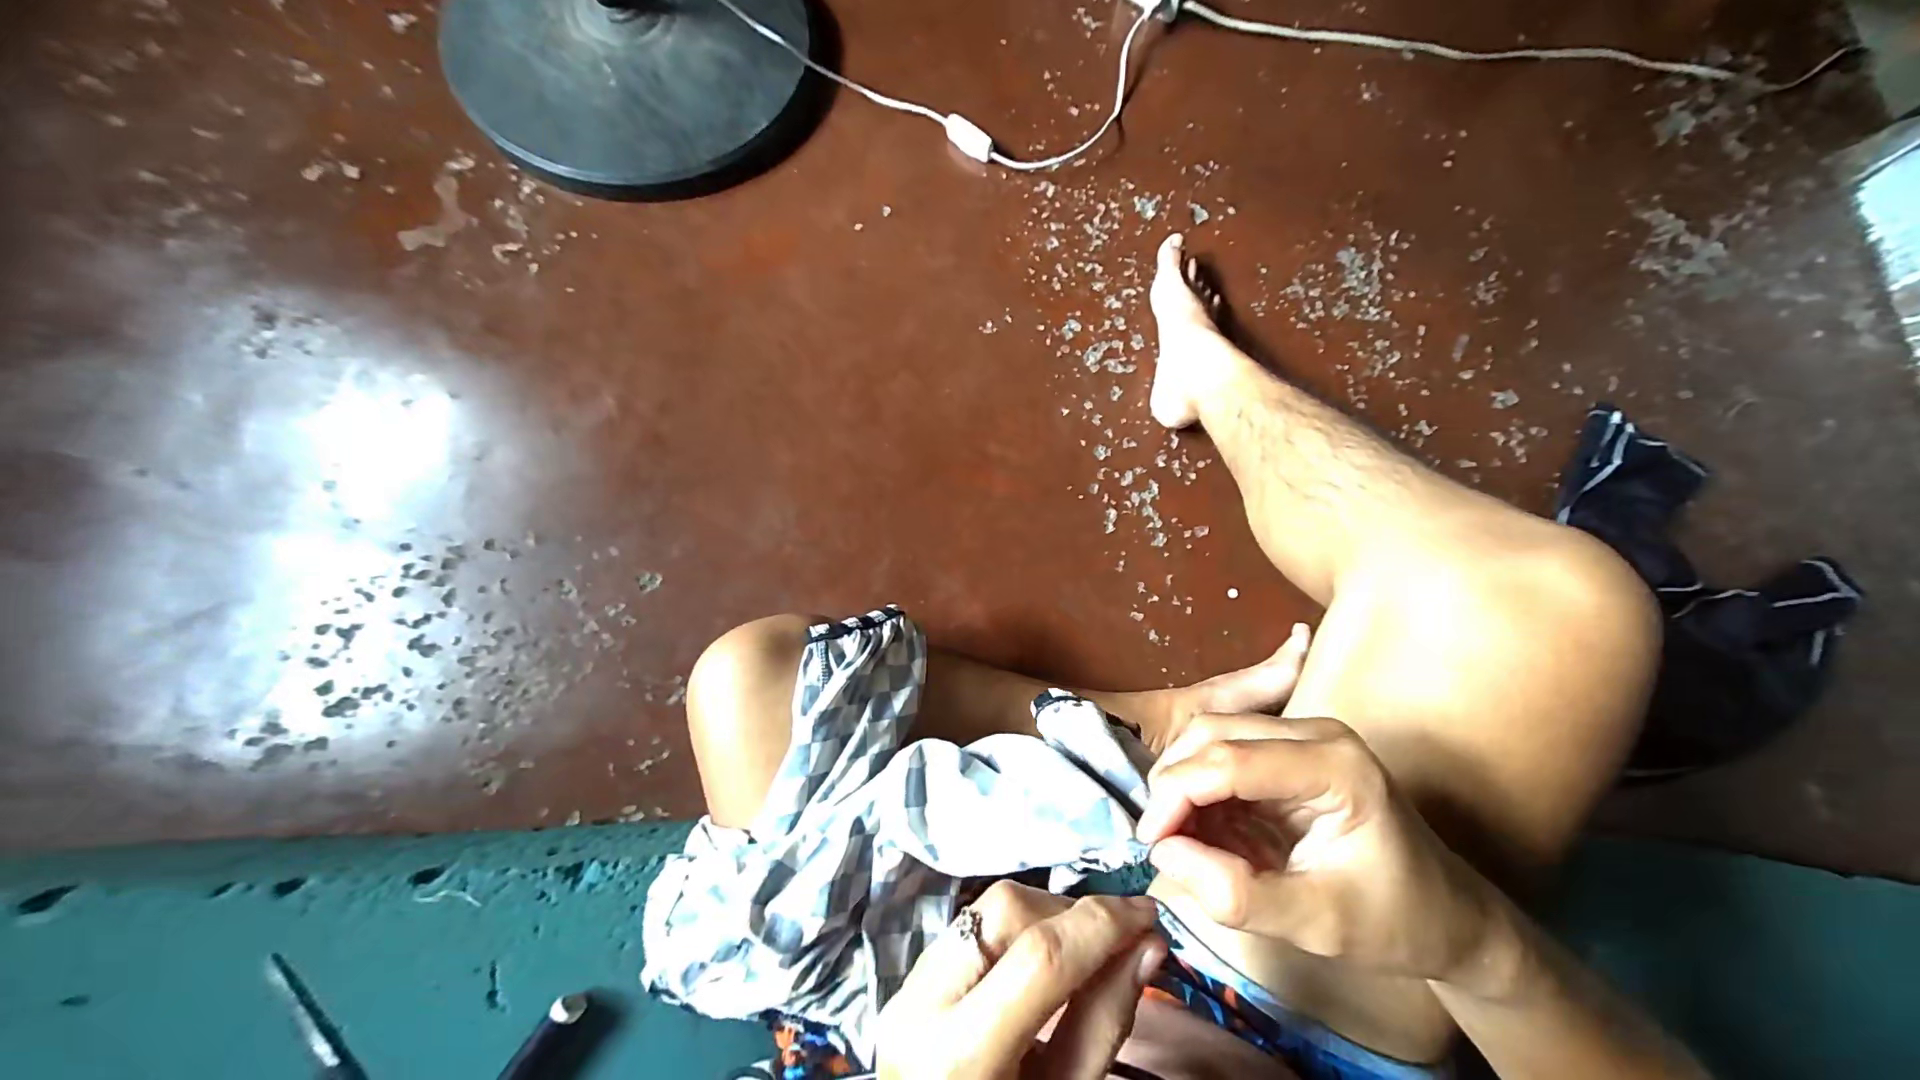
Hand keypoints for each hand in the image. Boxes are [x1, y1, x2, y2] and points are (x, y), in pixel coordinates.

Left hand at [874, 882, 1167, 1079]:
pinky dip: (1018, 928)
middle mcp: (921, 1003)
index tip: (1148, 913)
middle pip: (1007, 910)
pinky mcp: (912, 975)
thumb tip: (1146, 948)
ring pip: (988, 907)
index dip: (1102, 925)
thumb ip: (1103, 1022)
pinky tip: (1045, 959)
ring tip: (1084, 952)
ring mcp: (909, 984)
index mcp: (960, 1055)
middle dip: (1072, 914)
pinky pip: (973, 926)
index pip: (1039, 958)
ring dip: (1047, 915)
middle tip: (1118, 938)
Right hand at [1136, 715, 1502, 988]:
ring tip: (1176, 835)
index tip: (1151, 844)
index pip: (1230, 760)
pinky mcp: (1284, 747)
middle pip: (1212, 734)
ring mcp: (1300, 734)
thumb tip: (1164, 854)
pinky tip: (1197, 826)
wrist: (1445, 914)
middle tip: (1158, 842)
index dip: (1177, 796)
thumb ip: (1237, 896)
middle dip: (1172, 784)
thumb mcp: (1317, 927)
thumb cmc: (1392, 922)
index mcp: (1336, 766)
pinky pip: (1220, 750)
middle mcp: (1315, 732)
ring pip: (1208, 734)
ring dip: (1179, 781)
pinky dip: (1195, 786)